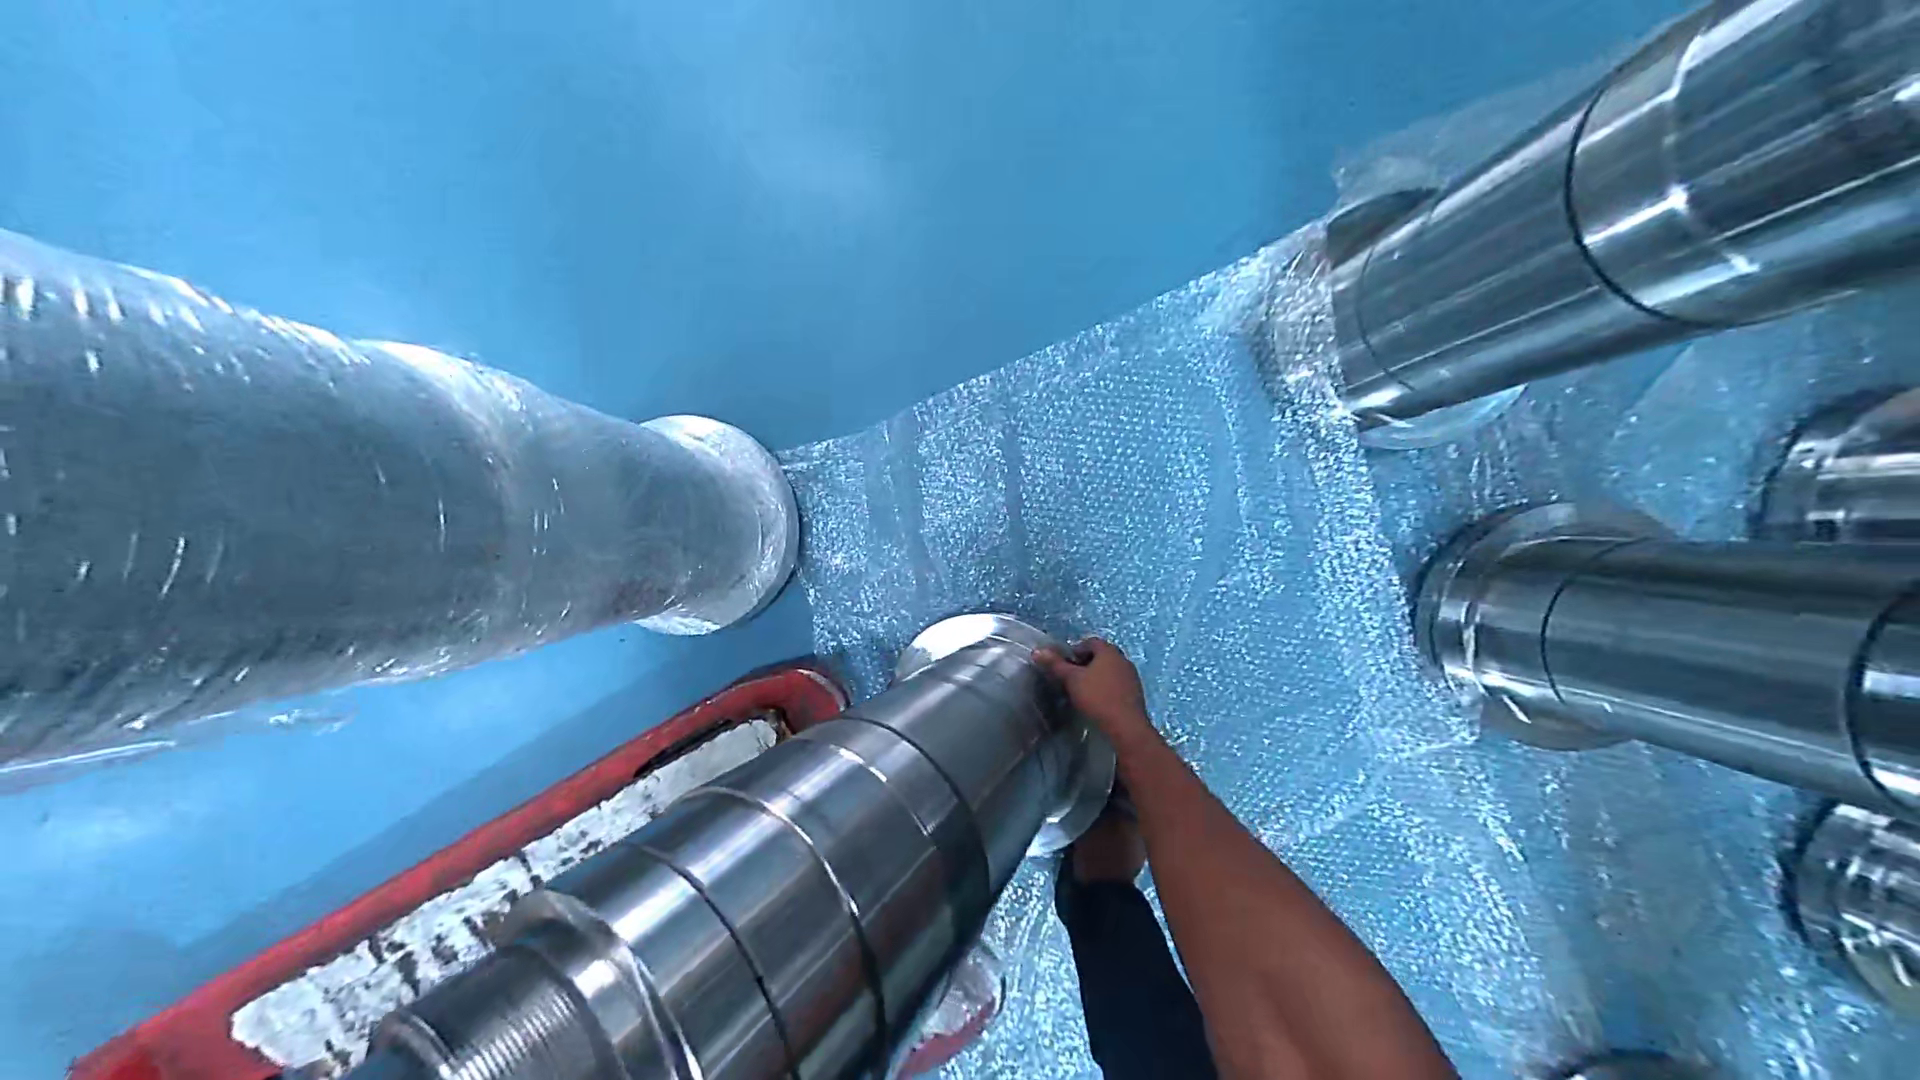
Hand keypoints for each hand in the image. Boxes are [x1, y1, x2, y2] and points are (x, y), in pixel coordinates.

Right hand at [1033, 637, 1157, 748]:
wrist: (1126, 727)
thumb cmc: (1097, 698)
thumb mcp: (1072, 680)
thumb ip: (1055, 664)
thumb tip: (1037, 651)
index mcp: (1109, 651)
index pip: (1090, 642)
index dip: (1074, 650)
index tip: (1064, 665)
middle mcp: (1123, 660)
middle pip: (1100, 656)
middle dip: (1084, 664)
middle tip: (1071, 677)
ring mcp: (1131, 677)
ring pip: (1109, 670)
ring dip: (1096, 676)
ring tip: (1082, 691)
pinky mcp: (1135, 693)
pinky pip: (1116, 684)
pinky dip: (1105, 688)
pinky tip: (1097, 701)